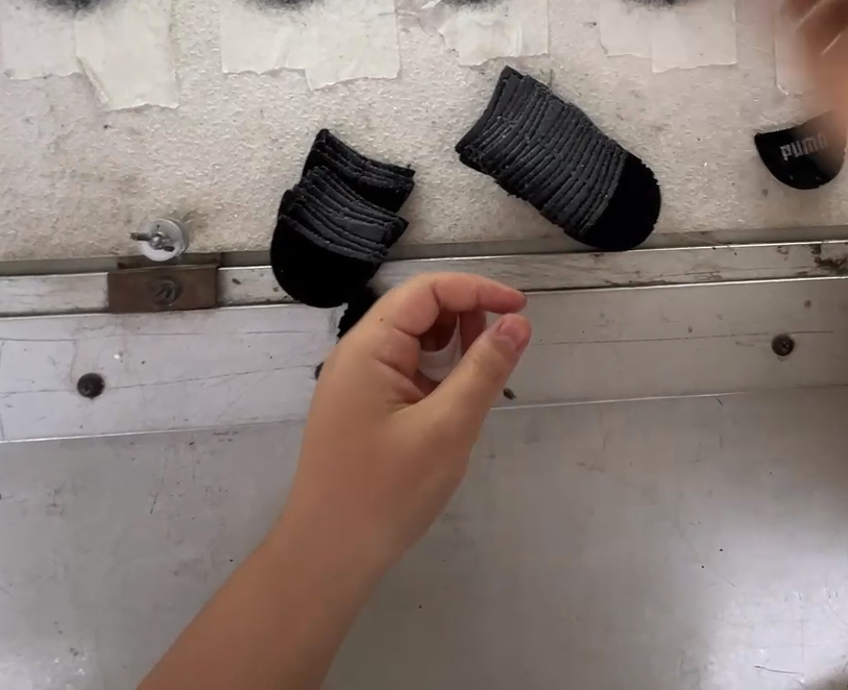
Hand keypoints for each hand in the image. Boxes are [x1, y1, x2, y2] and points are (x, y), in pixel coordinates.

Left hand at [279, 273, 531, 578]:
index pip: (428, 291)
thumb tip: (518, 322)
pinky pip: (408, 367)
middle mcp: (360, 353)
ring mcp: (359, 380)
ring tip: (480, 376)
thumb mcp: (448, 428)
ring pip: (415, 337)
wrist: (327, 558)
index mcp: (370, 346)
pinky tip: (455, 401)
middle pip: (420, 308)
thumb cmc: (386, 491)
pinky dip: (439, 370)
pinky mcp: (366, 405)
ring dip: (454, 343)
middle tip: (502, 349)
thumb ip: (484, 369)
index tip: (520, 309)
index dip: (477, 289)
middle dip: (467, 315)